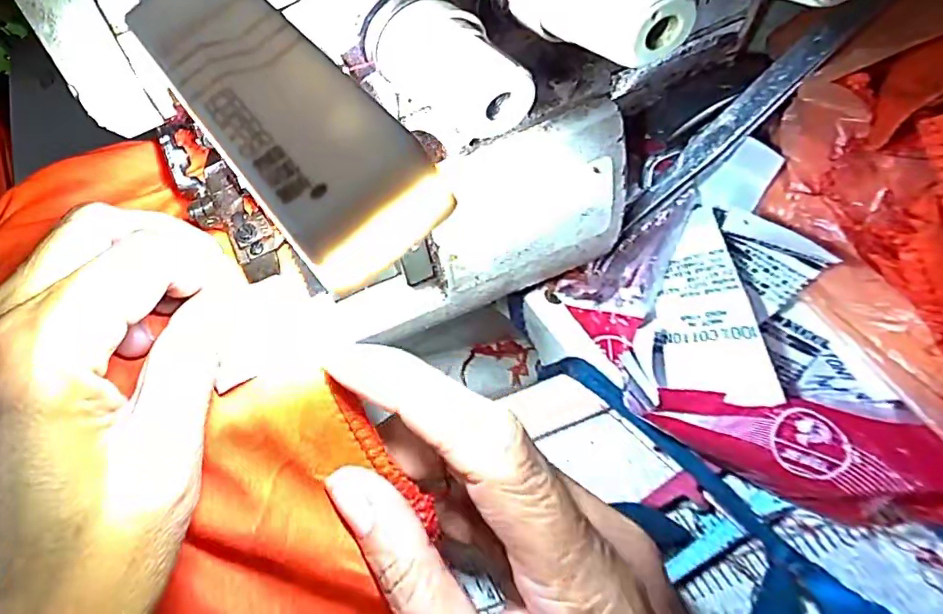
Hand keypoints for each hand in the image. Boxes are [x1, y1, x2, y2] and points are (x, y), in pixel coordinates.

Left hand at [0, 204, 242, 613]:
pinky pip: (40, 287)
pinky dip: (93, 291)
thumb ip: (196, 357)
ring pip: (67, 248)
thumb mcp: (160, 467)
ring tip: (169, 321)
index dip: (204, 267)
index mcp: (36, 353)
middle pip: (96, 226)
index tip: (233, 300)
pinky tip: (124, 342)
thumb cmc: (65, 585)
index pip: (144, 252)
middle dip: (164, 246)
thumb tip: (225, 300)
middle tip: (206, 291)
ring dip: (129, 266)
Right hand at [323, 345, 681, 613]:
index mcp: (586, 571)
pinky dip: (457, 495)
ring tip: (370, 483)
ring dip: (426, 463)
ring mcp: (602, 535)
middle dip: (404, 432)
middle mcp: (603, 533)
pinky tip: (420, 515)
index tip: (349, 362)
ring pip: (494, 459)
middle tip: (338, 443)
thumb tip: (353, 488)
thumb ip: (414, 579)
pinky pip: (510, 492)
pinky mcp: (590, 543)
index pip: (492, 439)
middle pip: (487, 441)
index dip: (412, 387)